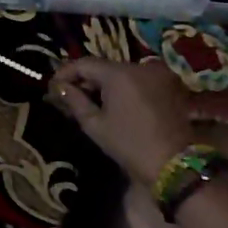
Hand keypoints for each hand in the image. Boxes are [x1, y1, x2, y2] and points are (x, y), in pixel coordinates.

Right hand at [47, 58, 197, 184]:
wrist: (174, 163)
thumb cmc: (128, 144)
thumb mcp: (94, 124)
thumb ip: (74, 100)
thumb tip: (59, 87)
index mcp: (119, 74)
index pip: (84, 63)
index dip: (65, 72)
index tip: (53, 87)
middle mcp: (141, 66)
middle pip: (104, 66)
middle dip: (85, 79)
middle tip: (70, 96)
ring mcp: (159, 74)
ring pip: (122, 72)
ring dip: (105, 84)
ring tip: (91, 101)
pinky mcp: (171, 85)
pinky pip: (139, 79)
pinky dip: (124, 87)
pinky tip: (115, 103)